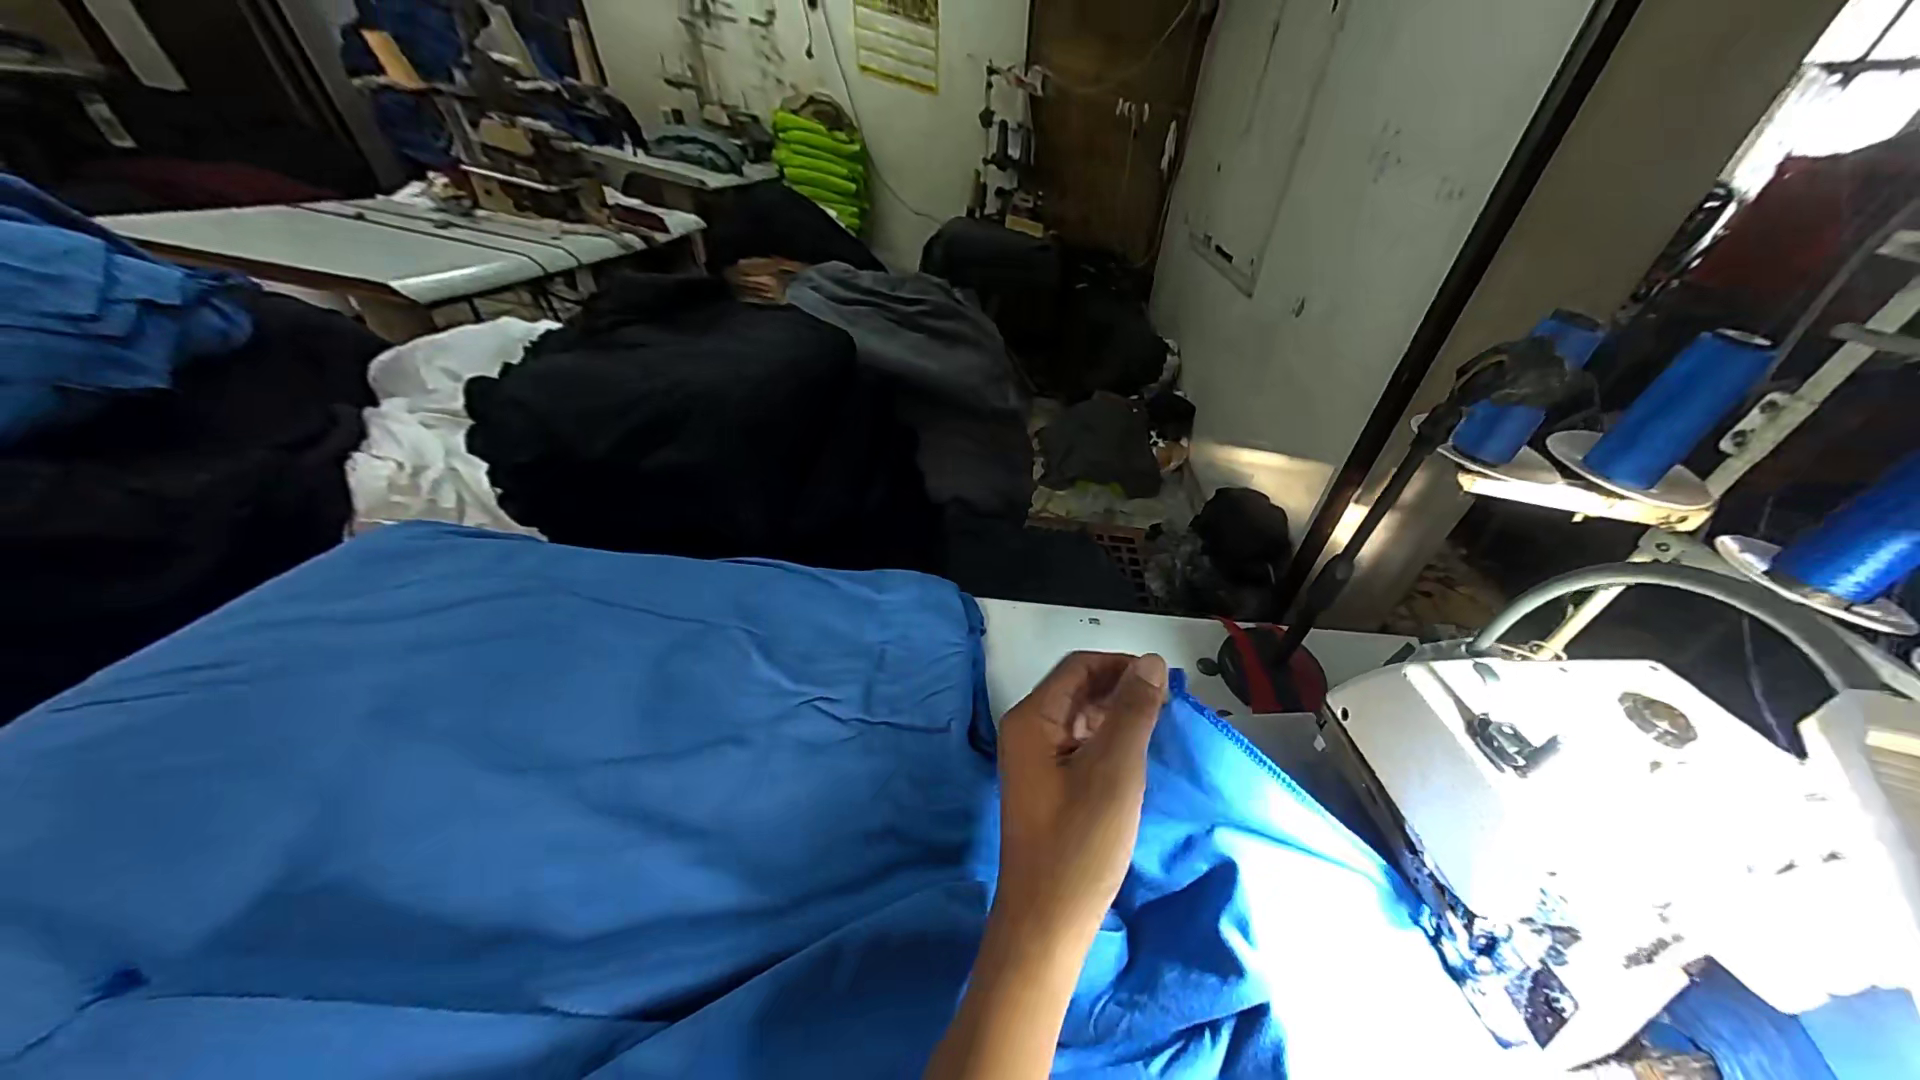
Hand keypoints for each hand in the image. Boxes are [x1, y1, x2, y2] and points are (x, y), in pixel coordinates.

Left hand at [994, 651, 1167, 939]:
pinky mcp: (1046, 783)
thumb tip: (1150, 661)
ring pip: (1080, 717)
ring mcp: (1034, 758)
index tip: (1165, 683)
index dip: (1122, 666)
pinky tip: (1135, 754)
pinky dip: (1108, 739)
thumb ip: (1132, 710)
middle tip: (1167, 705)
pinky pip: (1079, 744)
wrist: (1047, 920)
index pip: (1078, 667)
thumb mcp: (1114, 770)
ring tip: (1158, 726)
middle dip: (1121, 688)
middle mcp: (1026, 730)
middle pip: (1077, 688)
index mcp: (1032, 718)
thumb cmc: (1080, 843)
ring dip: (1117, 714)